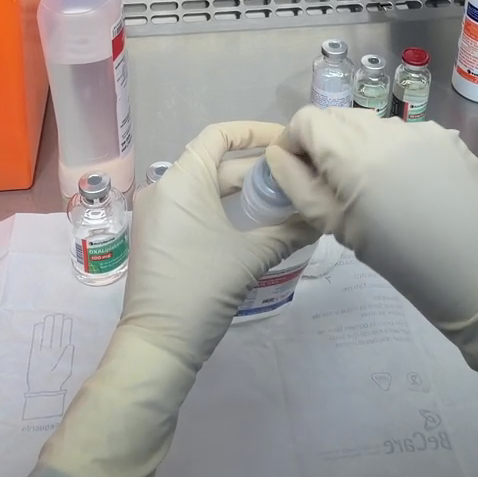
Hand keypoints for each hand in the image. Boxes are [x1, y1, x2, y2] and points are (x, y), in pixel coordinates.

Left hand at [25, 121, 318, 476]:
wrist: (157, 345)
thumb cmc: (201, 288)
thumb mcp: (250, 256)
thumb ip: (288, 230)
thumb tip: (321, 216)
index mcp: (182, 179)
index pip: (219, 135)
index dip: (254, 131)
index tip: (287, 140)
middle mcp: (165, 187)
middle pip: (217, 162)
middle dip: (257, 168)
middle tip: (297, 176)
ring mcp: (158, 212)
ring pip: (207, 186)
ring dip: (243, 190)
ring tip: (284, 197)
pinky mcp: (159, 235)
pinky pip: (195, 205)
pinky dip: (225, 207)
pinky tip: (256, 221)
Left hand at [26, 313, 74, 395]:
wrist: (42, 392)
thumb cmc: (56, 381)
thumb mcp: (67, 370)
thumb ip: (68, 356)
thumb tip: (70, 344)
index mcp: (62, 354)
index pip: (65, 336)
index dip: (66, 327)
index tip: (67, 318)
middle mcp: (52, 351)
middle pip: (55, 333)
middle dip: (57, 323)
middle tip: (58, 314)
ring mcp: (42, 352)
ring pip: (46, 335)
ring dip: (48, 325)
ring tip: (49, 316)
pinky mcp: (33, 355)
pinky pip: (36, 341)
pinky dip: (37, 333)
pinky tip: (38, 325)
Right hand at [267, 106, 477, 476]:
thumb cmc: (402, 261)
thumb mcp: (339, 229)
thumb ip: (300, 187)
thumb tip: (278, 157)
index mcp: (352, 153)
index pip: (306, 119)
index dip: (294, 141)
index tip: (300, 172)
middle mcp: (384, 129)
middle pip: (337, 116)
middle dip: (325, 142)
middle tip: (334, 184)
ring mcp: (419, 129)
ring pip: (371, 123)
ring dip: (360, 145)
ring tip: (376, 188)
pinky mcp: (445, 136)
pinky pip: (404, 133)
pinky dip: (394, 151)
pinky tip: (410, 186)